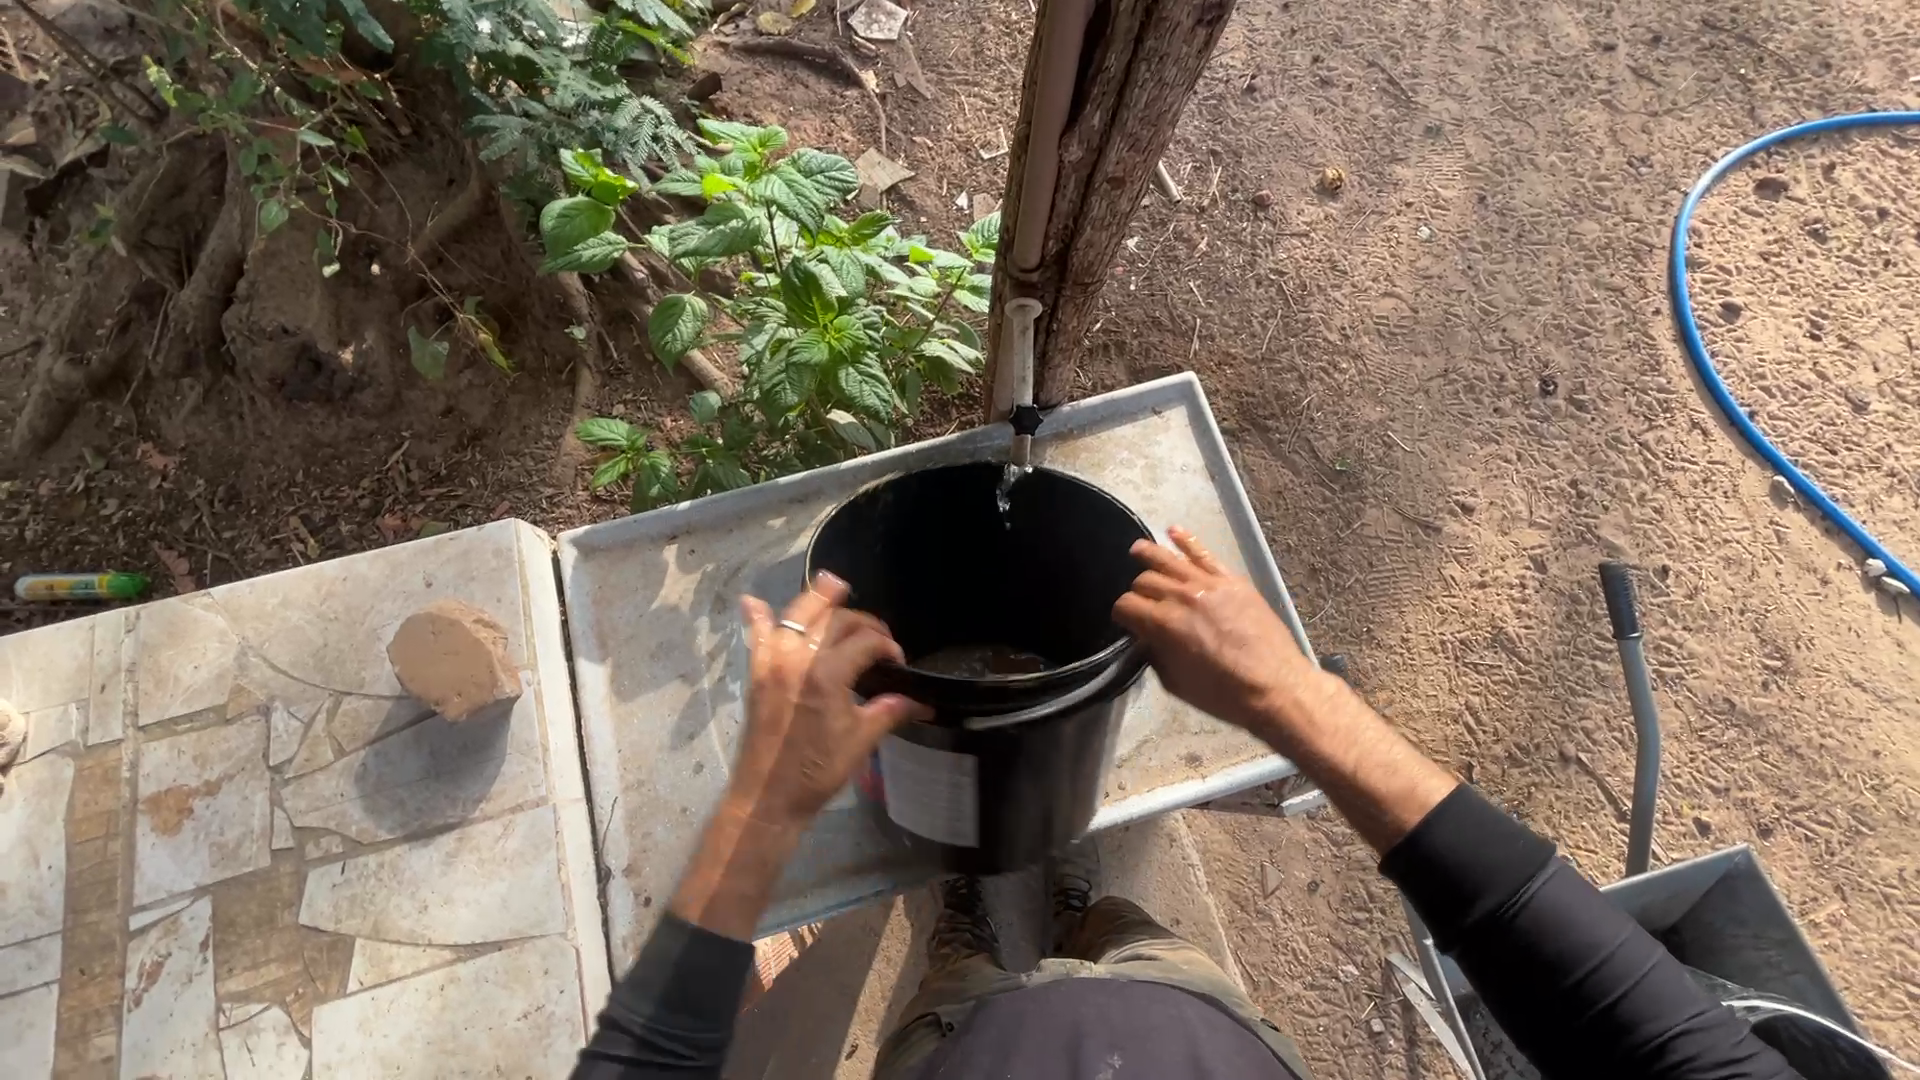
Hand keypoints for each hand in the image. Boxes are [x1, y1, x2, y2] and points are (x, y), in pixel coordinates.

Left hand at [728, 571, 929, 831]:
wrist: (768, 797)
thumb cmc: (817, 771)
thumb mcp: (861, 740)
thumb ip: (889, 710)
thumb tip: (921, 701)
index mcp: (827, 675)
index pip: (865, 642)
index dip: (887, 646)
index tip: (897, 661)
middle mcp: (797, 659)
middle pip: (834, 620)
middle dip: (862, 621)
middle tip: (877, 636)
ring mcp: (773, 663)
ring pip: (796, 616)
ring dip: (815, 598)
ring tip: (833, 585)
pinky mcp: (757, 674)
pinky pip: (756, 637)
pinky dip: (757, 618)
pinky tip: (753, 602)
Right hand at [1112, 526, 1313, 736]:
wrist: (1277, 687)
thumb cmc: (1224, 694)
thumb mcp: (1175, 683)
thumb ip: (1155, 654)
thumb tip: (1147, 638)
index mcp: (1165, 624)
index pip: (1126, 605)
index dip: (1121, 613)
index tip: (1124, 620)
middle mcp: (1182, 597)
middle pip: (1145, 581)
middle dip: (1136, 592)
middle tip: (1140, 602)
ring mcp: (1209, 584)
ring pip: (1168, 559)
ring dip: (1148, 553)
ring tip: (1137, 549)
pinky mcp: (1231, 580)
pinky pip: (1204, 553)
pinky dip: (1186, 540)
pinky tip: (1173, 531)